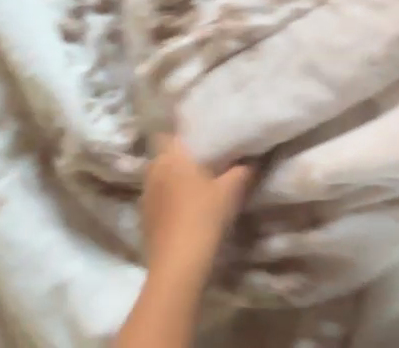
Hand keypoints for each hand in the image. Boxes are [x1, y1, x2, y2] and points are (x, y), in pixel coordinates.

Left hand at [140, 135, 252, 283]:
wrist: (178, 265)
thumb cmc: (204, 216)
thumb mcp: (233, 190)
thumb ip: (245, 168)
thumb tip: (255, 156)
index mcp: (171, 155)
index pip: (170, 132)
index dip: (185, 134)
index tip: (202, 138)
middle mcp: (153, 169)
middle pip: (166, 154)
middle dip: (182, 157)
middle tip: (205, 162)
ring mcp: (145, 195)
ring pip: (160, 177)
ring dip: (174, 180)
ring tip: (196, 187)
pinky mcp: (144, 218)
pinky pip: (158, 198)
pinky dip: (169, 200)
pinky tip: (184, 211)